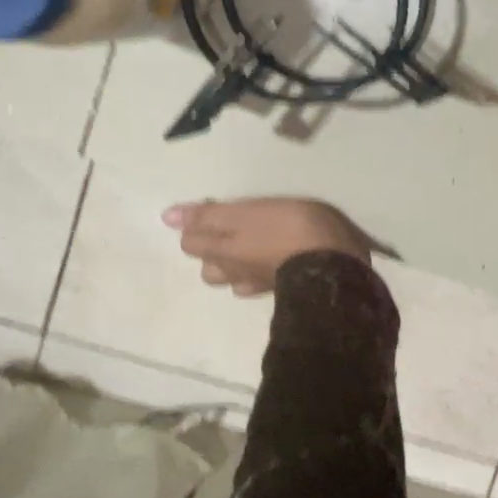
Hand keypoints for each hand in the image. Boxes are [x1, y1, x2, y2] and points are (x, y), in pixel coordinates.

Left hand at [164, 197, 374, 296]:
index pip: (190, 239)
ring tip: (246, 251)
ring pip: (229, 277)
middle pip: (207, 262)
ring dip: (230, 265)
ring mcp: (254, 282)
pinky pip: (254, 285)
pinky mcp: (279, 289)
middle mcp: (230, 269)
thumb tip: (167, 217)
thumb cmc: (291, 227)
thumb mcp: (250, 211)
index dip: (197, 223)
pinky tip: (264, 269)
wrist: (330, 262)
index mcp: (221, 248)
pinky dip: (253, 277)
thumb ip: (210, 214)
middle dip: (211, 249)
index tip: (216, 208)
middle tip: (232, 230)